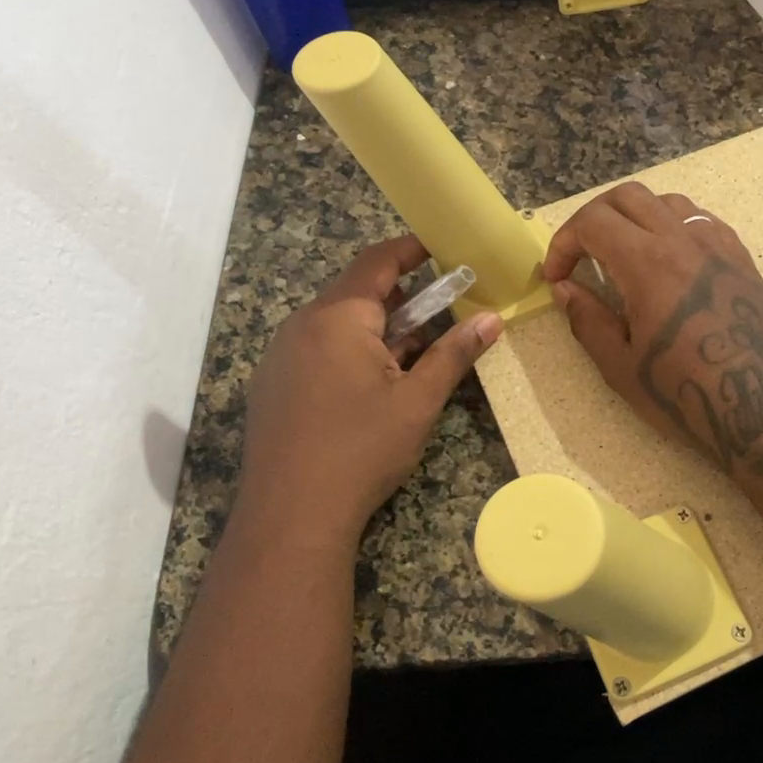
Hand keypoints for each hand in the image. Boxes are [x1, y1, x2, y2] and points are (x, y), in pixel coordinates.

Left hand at [237, 236, 502, 553]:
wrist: (291, 514)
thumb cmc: (361, 449)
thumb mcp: (418, 401)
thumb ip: (454, 354)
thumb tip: (491, 320)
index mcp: (338, 317)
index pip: (377, 261)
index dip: (411, 249)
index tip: (441, 248)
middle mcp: (301, 325)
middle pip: (356, 293)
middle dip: (400, 301)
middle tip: (437, 322)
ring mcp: (280, 356)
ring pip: (335, 324)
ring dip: (375, 331)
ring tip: (407, 364)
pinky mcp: (270, 386)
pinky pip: (315, 350)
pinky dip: (348, 353)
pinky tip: (366, 392)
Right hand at [541, 182, 762, 473]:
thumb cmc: (687, 395)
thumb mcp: (622, 367)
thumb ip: (587, 320)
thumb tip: (565, 290)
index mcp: (649, 263)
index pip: (593, 222)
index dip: (563, 243)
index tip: (556, 277)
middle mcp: (684, 239)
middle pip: (627, 197)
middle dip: (592, 219)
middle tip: (580, 256)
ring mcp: (718, 243)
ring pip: (665, 201)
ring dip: (633, 218)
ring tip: (621, 256)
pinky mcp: (740, 257)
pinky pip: (698, 219)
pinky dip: (669, 226)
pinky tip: (665, 262)